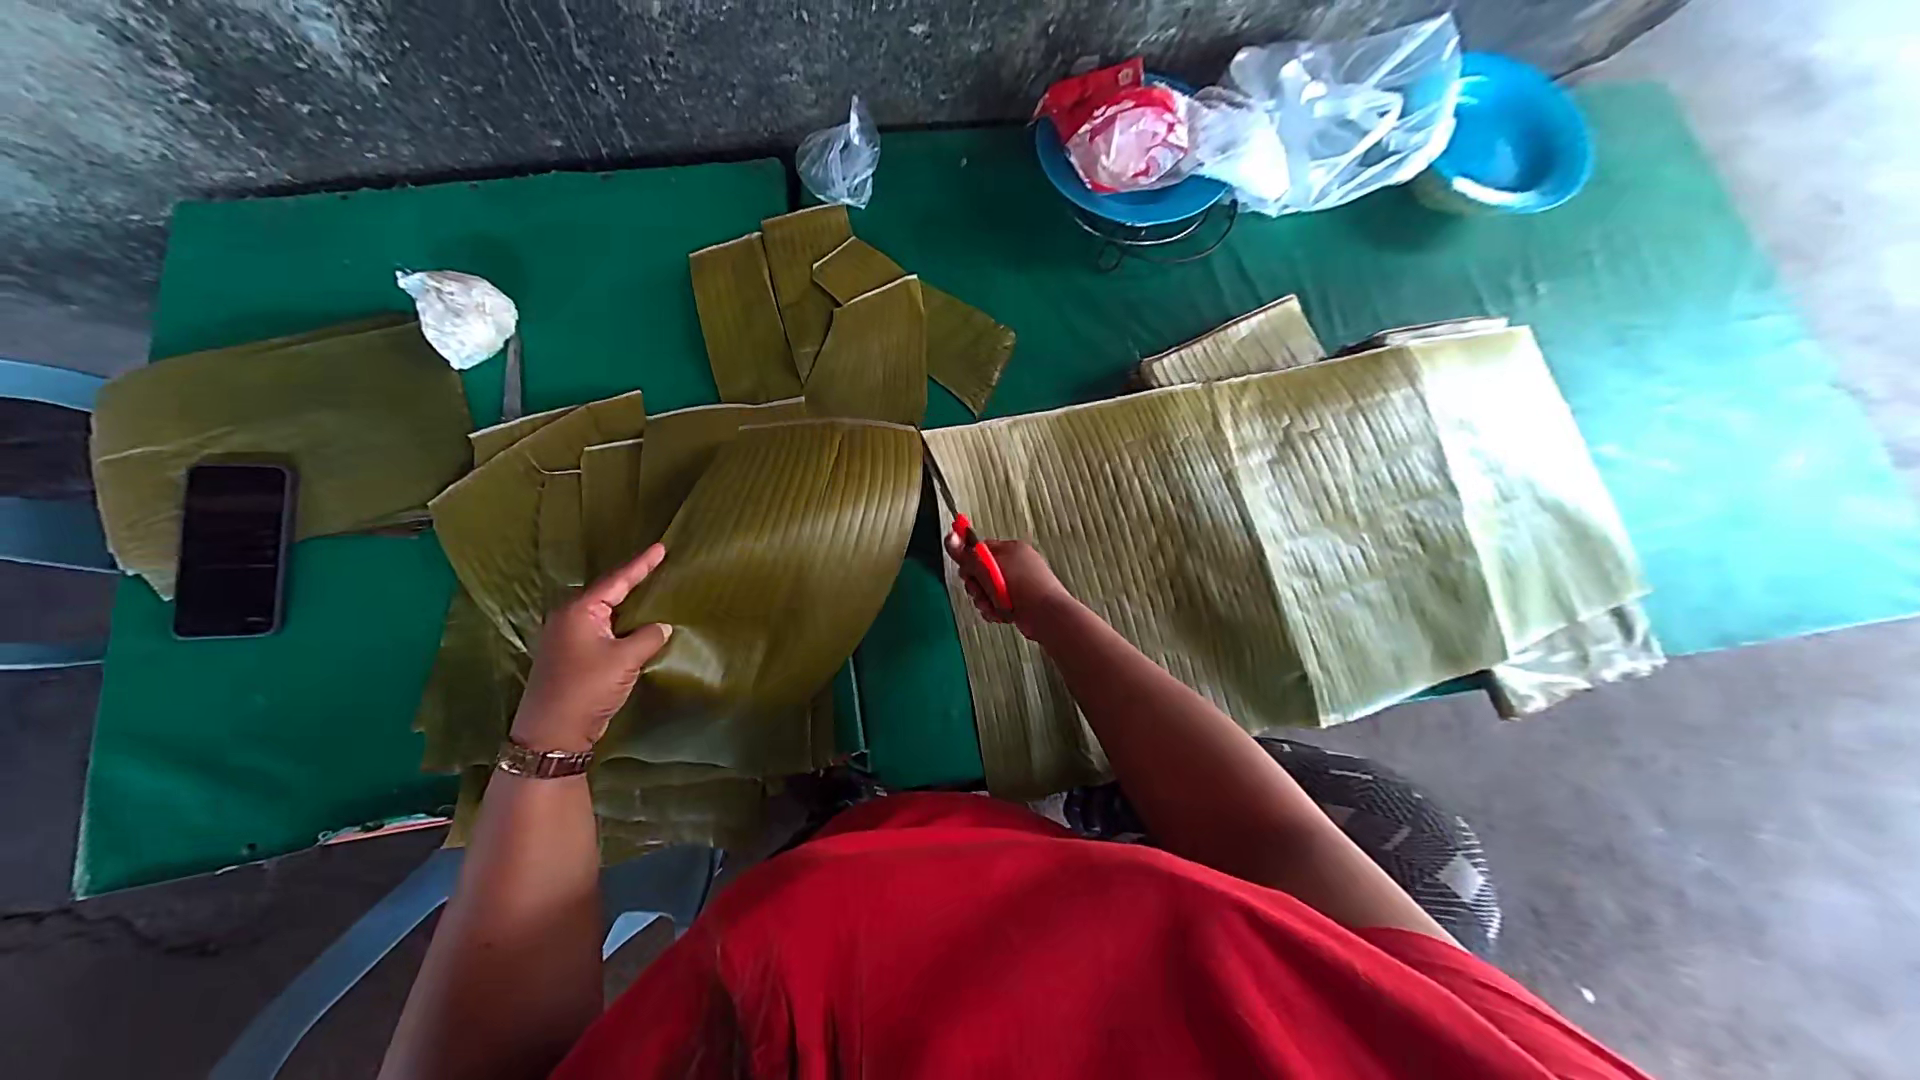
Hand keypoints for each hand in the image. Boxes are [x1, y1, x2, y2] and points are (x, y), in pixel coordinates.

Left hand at [511, 543, 672, 752]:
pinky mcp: (568, 656)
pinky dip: (617, 623)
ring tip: (648, 592)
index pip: (617, 581)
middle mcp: (567, 618)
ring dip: (623, 604)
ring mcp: (565, 638)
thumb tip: (661, 627)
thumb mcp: (625, 660)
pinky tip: (632, 625)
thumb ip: (648, 637)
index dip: (641, 564)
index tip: (661, 547)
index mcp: (579, 611)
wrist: (552, 735)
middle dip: (630, 580)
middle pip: (605, 592)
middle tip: (655, 567)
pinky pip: (599, 628)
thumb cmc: (587, 689)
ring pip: (601, 612)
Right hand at [943, 534, 1073, 639]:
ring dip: (985, 601)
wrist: (1047, 615)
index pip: (980, 549)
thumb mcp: (989, 568)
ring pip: (988, 591)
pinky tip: (1001, 615)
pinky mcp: (1020, 601)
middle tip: (982, 593)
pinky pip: (998, 603)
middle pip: (981, 572)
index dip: (969, 562)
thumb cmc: (1022, 586)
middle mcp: (1016, 563)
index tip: (967, 573)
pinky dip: (996, 610)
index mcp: (1011, 548)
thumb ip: (967, 555)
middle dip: (977, 587)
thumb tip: (949, 538)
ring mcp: (1019, 583)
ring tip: (994, 607)